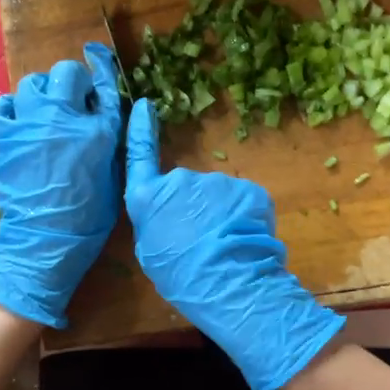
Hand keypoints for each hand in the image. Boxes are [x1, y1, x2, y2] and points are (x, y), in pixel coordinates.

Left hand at [0, 45, 124, 328]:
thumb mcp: (116, 180)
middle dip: (72, 81)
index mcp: (98, 132)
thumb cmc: (88, 220)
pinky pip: (1, 105)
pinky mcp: (5, 137)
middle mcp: (64, 119)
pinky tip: (19, 119)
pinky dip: (10, 108)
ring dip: (42, 93)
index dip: (103, 71)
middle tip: (72, 99)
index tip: (100, 59)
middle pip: (67, 73)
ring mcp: (31, 125)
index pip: (105, 88)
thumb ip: (118, 142)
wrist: (44, 243)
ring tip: (45, 111)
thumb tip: (125, 112)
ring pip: (33, 84)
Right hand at [124, 99, 342, 389]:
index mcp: (149, 197)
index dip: (142, 130)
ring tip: (222, 246)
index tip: (145, 106)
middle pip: (185, 188)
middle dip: (192, 207)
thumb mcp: (151, 252)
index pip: (141, 155)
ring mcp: (217, 182)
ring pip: (216, 196)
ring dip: (219, 215)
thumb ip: (155, 221)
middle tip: (197, 240)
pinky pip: (242, 202)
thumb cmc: (180, 277)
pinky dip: (243, 218)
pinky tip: (242, 241)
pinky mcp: (248, 189)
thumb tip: (168, 212)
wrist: (229, 283)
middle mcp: (181, 179)